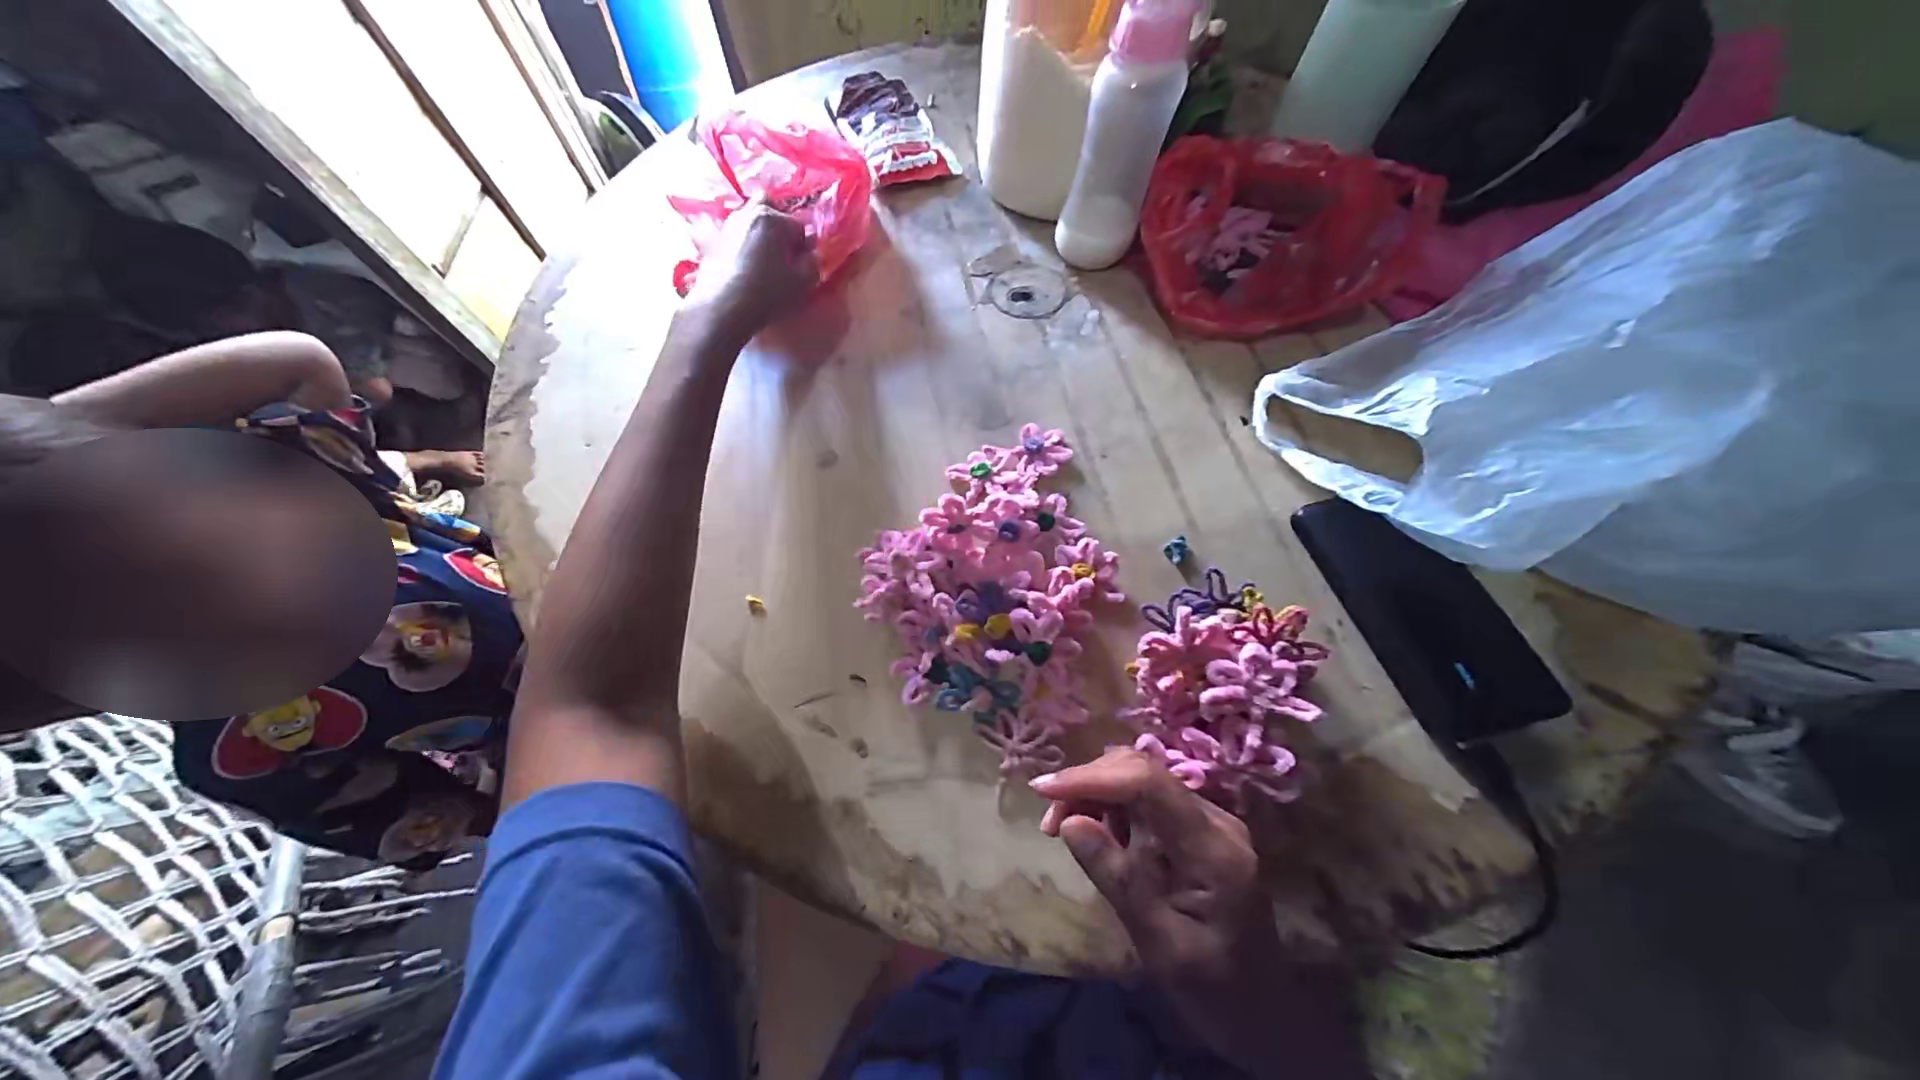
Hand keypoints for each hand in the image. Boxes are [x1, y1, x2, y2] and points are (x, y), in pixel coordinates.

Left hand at [685, 197, 819, 342]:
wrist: (724, 307)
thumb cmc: (768, 293)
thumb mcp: (803, 282)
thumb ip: (812, 263)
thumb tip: (811, 254)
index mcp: (775, 220)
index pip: (799, 226)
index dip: (803, 245)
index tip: (802, 263)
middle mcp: (750, 213)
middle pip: (770, 207)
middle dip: (779, 224)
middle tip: (783, 249)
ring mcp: (728, 224)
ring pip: (749, 216)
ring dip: (759, 230)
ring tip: (763, 256)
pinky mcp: (712, 239)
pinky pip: (733, 232)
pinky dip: (741, 240)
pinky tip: (744, 261)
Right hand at [1033, 749, 1370, 1078]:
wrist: (1263, 1013)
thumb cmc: (1213, 989)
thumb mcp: (1159, 943)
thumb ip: (1116, 878)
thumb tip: (1069, 821)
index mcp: (1213, 848)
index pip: (1150, 784)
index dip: (1093, 777)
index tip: (1044, 789)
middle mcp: (1214, 820)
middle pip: (1143, 772)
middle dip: (1088, 784)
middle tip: (1048, 821)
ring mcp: (1207, 821)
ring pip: (1140, 779)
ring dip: (1095, 792)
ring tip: (1061, 826)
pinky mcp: (1195, 829)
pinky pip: (1146, 799)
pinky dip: (1111, 805)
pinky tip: (1093, 831)